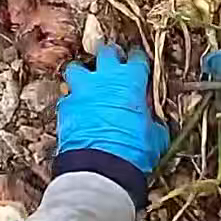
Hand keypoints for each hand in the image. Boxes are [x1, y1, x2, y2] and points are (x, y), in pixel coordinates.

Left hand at [58, 45, 169, 173]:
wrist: (100, 168)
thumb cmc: (132, 150)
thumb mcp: (155, 136)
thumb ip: (153, 121)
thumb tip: (153, 123)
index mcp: (131, 81)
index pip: (137, 58)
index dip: (139, 60)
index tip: (140, 65)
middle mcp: (105, 79)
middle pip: (106, 52)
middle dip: (111, 56)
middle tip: (114, 64)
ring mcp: (82, 91)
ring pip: (77, 68)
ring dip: (82, 74)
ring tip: (87, 84)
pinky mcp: (65, 107)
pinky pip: (66, 98)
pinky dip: (72, 103)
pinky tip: (77, 112)